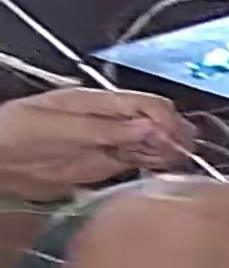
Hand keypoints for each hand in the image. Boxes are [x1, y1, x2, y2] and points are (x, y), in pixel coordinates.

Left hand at [0, 89, 195, 200]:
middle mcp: (118, 118)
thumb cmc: (13, 136)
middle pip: (169, 123)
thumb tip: (155, 129)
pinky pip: (159, 159)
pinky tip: (143, 165)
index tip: (166, 141)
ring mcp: (124, 138)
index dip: (168, 121)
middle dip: (172, 139)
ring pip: (170, 142)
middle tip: (157, 153)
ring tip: (144, 160)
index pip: (154, 104)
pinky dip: (160, 163)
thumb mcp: (52, 127)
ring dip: (167, 153)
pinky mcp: (126, 157)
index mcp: (100, 102)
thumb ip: (104, 128)